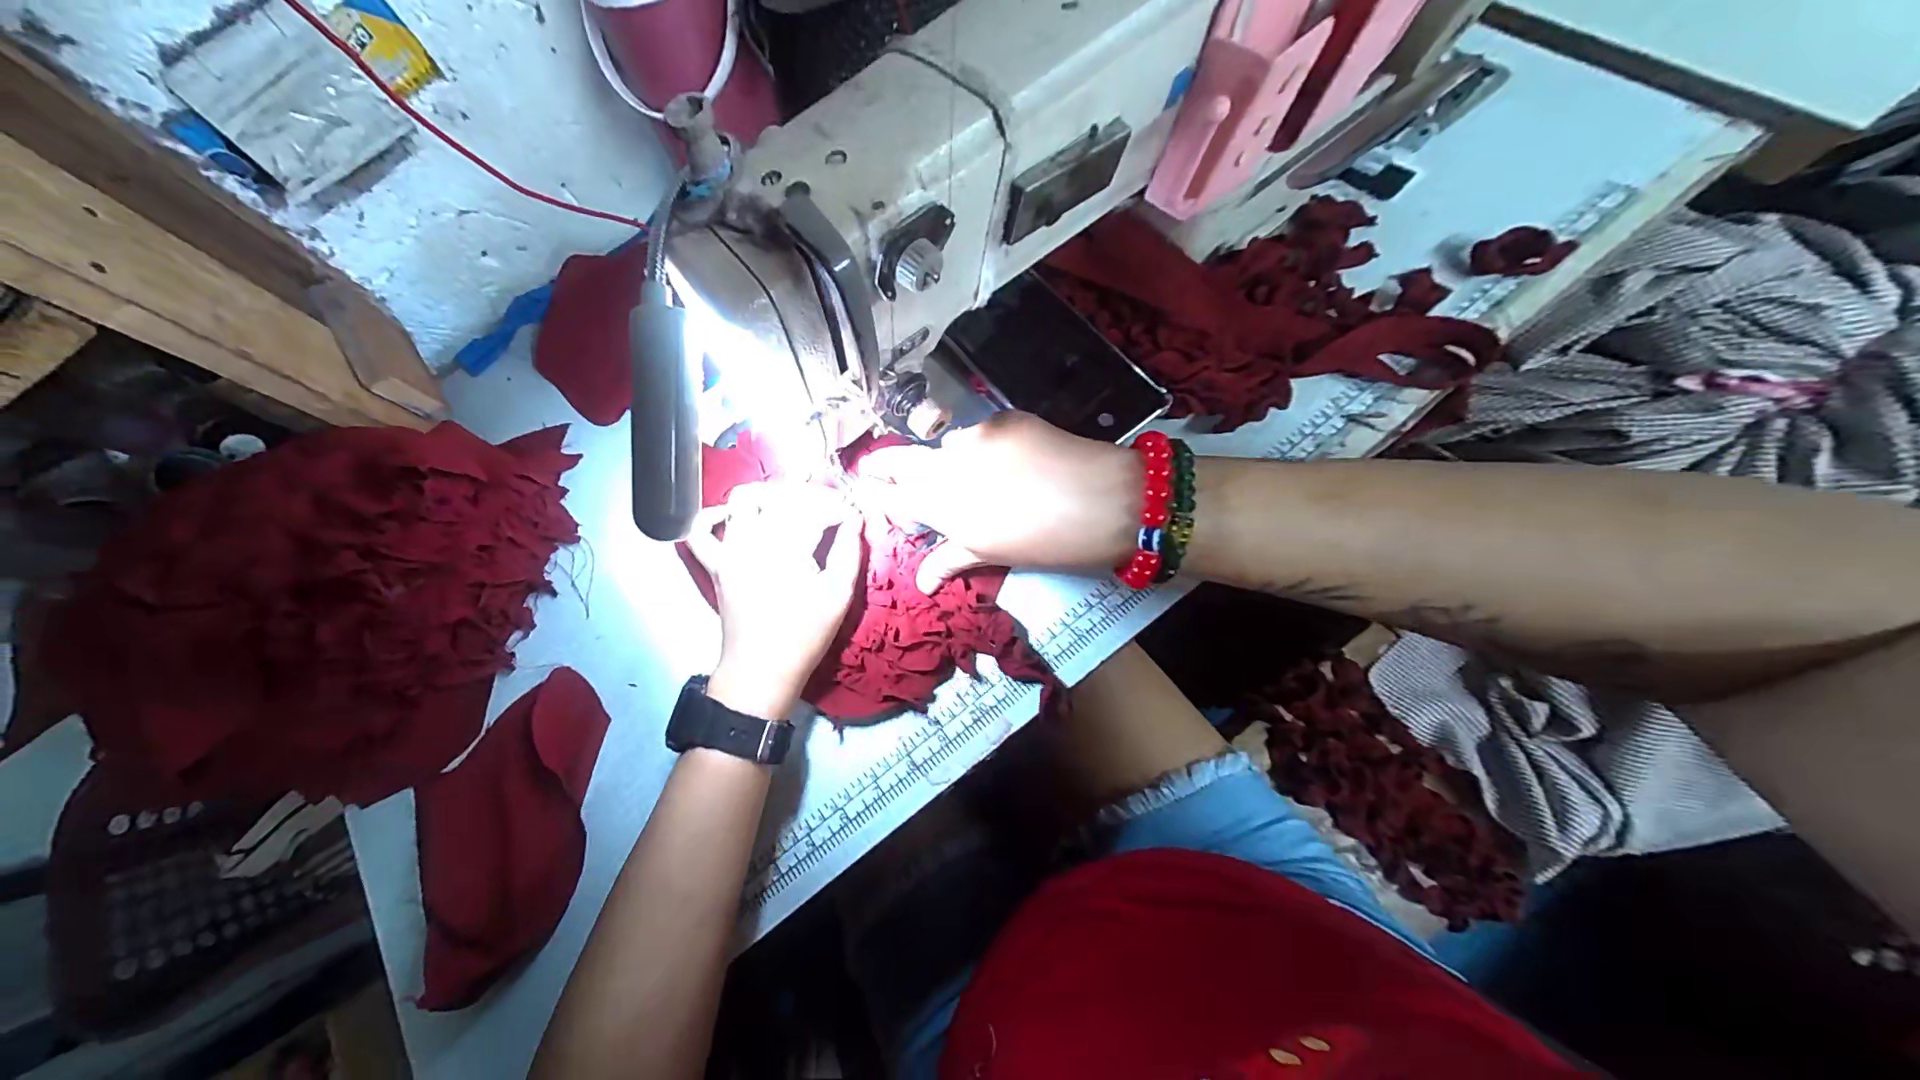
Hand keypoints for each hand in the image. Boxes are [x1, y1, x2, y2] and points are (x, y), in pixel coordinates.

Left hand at [686, 482, 862, 719]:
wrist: (761, 670)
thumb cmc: (805, 635)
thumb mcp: (839, 594)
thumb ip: (849, 550)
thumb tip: (855, 518)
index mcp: (788, 547)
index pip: (815, 507)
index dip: (838, 506)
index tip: (852, 514)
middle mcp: (754, 540)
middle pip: (781, 496)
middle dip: (810, 495)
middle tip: (829, 510)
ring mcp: (730, 550)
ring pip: (744, 501)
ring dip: (770, 496)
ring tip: (791, 506)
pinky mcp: (716, 564)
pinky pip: (700, 532)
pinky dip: (711, 517)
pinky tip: (731, 516)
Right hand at [857, 412, 1140, 592]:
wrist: (1108, 500)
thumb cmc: (1050, 542)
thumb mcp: (998, 555)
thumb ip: (952, 559)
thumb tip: (922, 582)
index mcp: (942, 508)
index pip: (891, 496)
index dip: (876, 493)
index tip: (866, 488)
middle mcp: (948, 467)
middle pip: (901, 458)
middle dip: (886, 464)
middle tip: (878, 468)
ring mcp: (976, 437)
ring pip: (946, 446)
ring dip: (948, 459)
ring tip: (974, 476)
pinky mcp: (1004, 418)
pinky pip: (980, 432)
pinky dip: (985, 447)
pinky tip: (1010, 461)